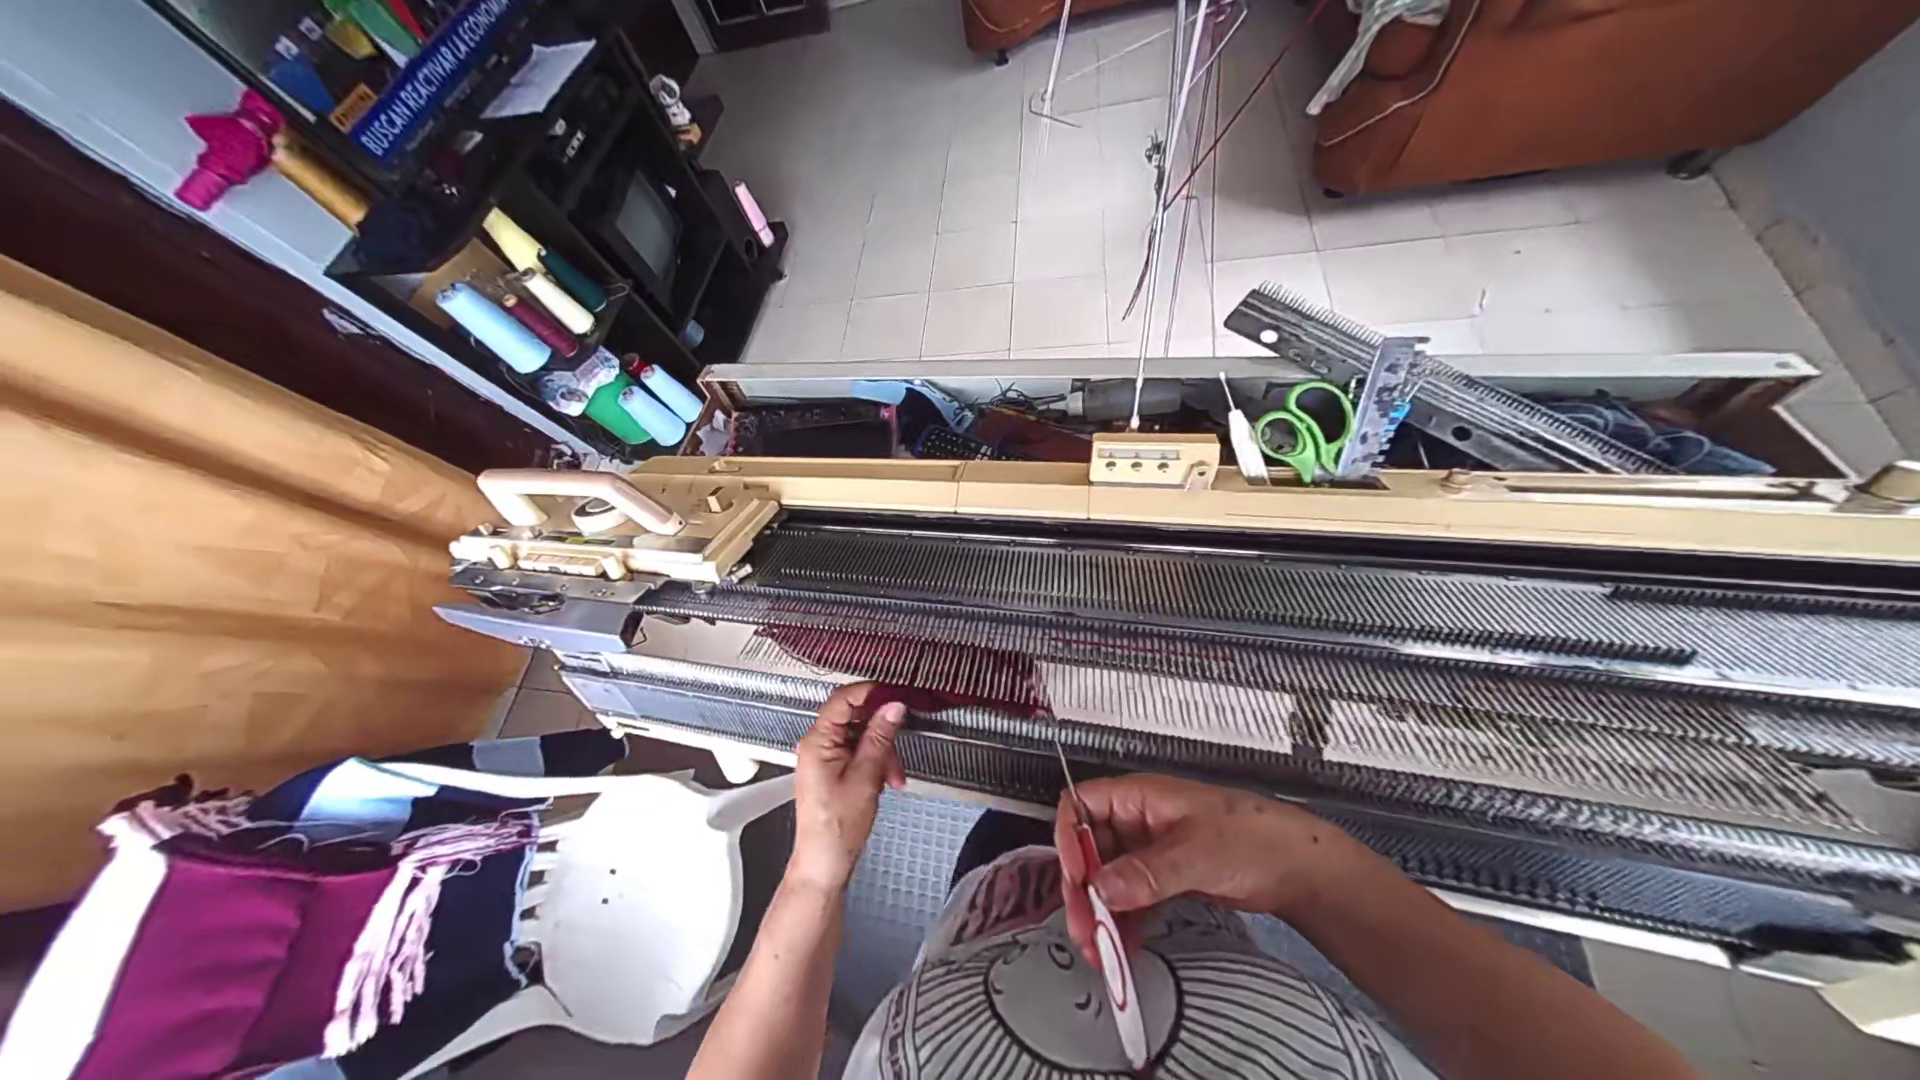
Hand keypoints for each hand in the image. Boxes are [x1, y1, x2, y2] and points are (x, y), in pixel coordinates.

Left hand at [787, 682, 906, 891]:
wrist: (824, 862)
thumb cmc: (836, 828)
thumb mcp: (866, 776)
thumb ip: (880, 737)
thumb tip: (892, 707)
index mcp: (817, 742)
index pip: (843, 699)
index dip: (871, 693)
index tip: (894, 694)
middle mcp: (816, 745)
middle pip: (855, 718)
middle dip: (882, 731)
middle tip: (899, 743)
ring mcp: (823, 758)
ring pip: (860, 736)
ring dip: (882, 751)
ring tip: (893, 775)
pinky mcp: (831, 769)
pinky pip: (857, 752)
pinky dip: (875, 762)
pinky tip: (885, 779)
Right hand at [1056, 774, 1355, 960]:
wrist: (1298, 866)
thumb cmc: (1253, 836)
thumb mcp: (1196, 852)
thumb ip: (1146, 872)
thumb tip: (1102, 887)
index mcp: (1139, 797)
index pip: (1081, 805)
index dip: (1070, 837)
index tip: (1074, 876)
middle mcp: (1137, 820)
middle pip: (1089, 847)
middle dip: (1082, 888)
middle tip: (1085, 928)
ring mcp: (1149, 850)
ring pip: (1107, 877)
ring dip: (1099, 912)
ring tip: (1101, 948)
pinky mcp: (1163, 876)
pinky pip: (1129, 896)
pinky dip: (1123, 920)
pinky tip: (1125, 944)